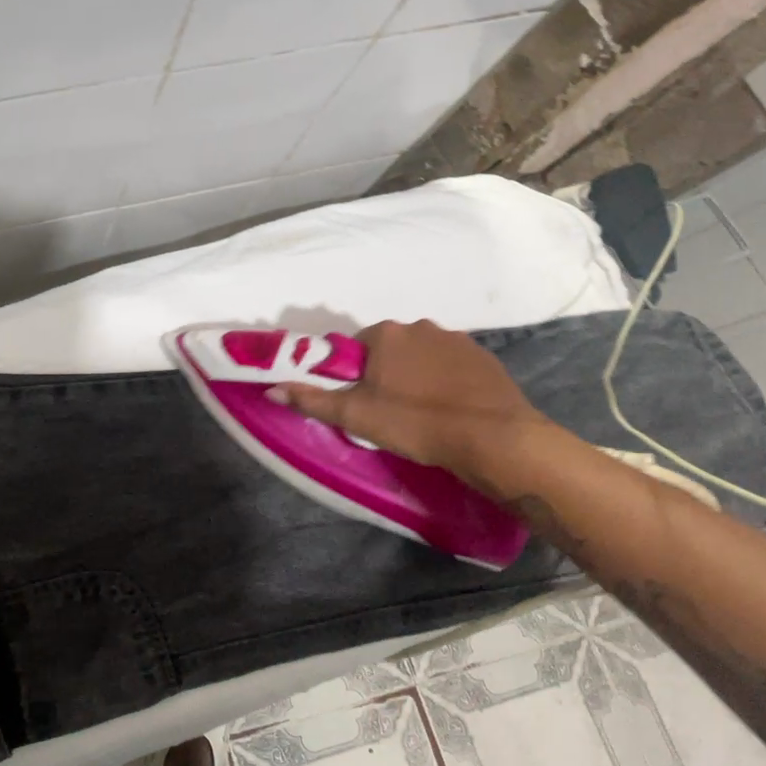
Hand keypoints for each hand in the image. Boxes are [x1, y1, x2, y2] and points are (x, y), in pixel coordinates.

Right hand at [270, 319, 550, 481]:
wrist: (493, 439)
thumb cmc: (416, 423)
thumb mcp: (356, 416)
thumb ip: (312, 400)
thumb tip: (271, 389)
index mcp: (386, 334)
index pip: (357, 346)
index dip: (355, 373)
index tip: (362, 400)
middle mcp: (421, 326)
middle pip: (391, 348)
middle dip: (387, 372)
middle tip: (389, 410)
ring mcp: (458, 340)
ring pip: (424, 356)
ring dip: (418, 375)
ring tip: (423, 412)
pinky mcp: (486, 359)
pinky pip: (454, 366)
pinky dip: (448, 382)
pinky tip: (451, 409)